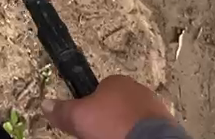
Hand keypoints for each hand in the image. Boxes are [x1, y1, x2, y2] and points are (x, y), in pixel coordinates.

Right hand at [43, 75, 174, 138]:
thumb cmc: (114, 126)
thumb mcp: (80, 118)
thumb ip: (62, 111)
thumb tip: (44, 104)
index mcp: (117, 81)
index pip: (100, 91)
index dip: (93, 109)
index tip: (89, 126)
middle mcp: (138, 91)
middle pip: (118, 106)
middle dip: (111, 121)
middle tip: (102, 136)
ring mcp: (157, 111)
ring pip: (135, 120)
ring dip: (127, 130)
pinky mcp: (170, 130)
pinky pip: (149, 132)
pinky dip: (142, 137)